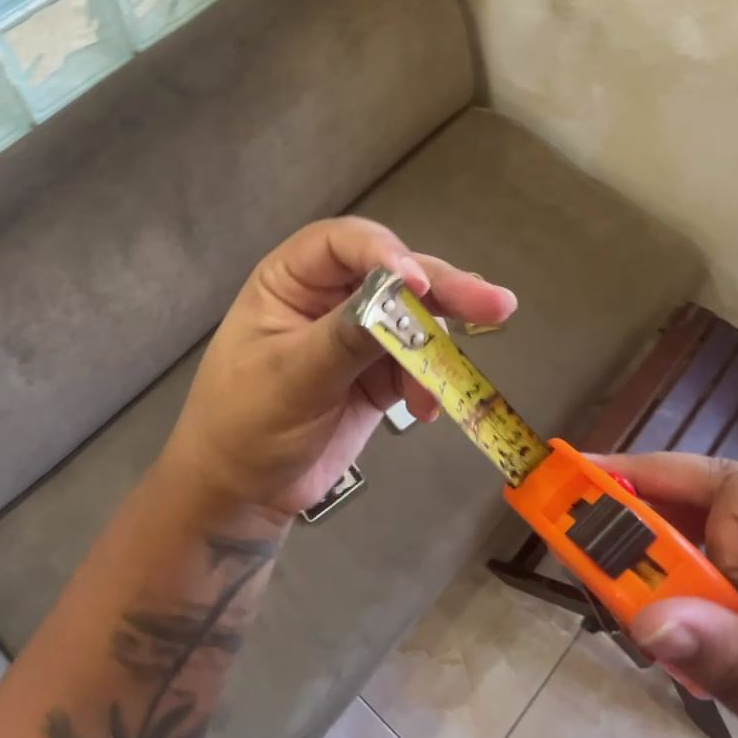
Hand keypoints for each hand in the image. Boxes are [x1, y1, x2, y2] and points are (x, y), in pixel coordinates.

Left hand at [160, 217, 516, 518]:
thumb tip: (400, 295)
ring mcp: (353, 336)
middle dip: (440, 290)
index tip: (418, 284)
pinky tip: (427, 409)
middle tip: (495, 304)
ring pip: (412, 319)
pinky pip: (415, 363)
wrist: (242, 494)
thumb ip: (345, 337)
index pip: (342, 244)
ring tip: (451, 380)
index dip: (384, 253)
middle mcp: (325, 297)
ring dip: (438, 345)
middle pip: (390, 276)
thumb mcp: (290, 378)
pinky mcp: (374, 374)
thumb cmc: (244, 425)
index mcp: (289, 281)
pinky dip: (429, 381)